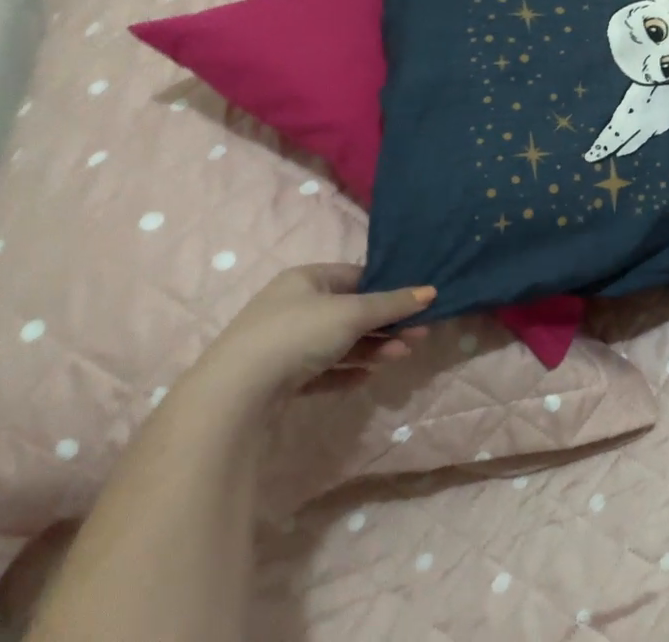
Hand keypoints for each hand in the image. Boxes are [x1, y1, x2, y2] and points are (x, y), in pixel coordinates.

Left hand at [198, 264, 436, 401]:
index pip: (357, 276)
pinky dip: (347, 371)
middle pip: (353, 312)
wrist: (237, 392)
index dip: (389, 287)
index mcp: (306, 279)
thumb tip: (432, 291)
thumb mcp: (353, 313)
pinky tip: (367, 378)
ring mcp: (286, 342)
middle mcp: (294, 306)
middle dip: (388, 324)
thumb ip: (394, 303)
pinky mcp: (282, 375)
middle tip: (420, 335)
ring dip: (374, 348)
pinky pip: (324, 369)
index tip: (420, 301)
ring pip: (342, 342)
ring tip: (400, 357)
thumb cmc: (298, 334)